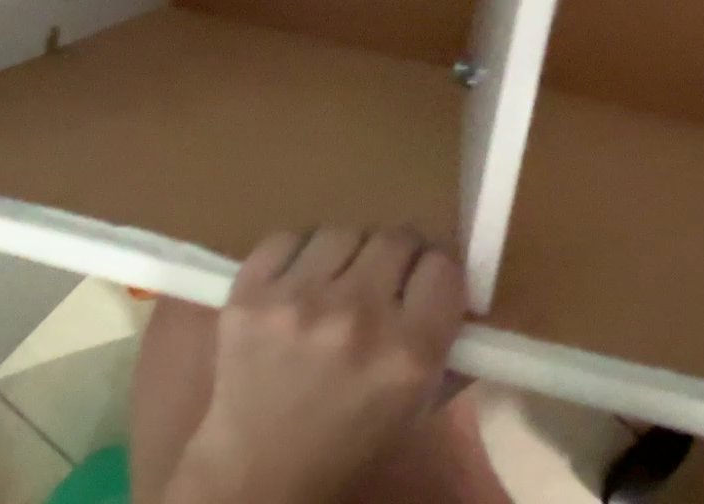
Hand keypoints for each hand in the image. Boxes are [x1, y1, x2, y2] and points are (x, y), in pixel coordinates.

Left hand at [167, 228, 467, 503]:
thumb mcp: (418, 405)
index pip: (443, 267)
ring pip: (344, 231)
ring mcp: (297, 299)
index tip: (426, 282)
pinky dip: (300, 254)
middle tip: (384, 279)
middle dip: (398, 257)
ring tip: (337, 282)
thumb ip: (443, 341)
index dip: (437, 273)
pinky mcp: (250, 292)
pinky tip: (298, 283)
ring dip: (348, 254)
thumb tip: (453, 283)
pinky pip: (289, 237)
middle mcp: (357, 316)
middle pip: (396, 238)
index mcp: (408, 354)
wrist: (259, 471)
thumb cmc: (349, 444)